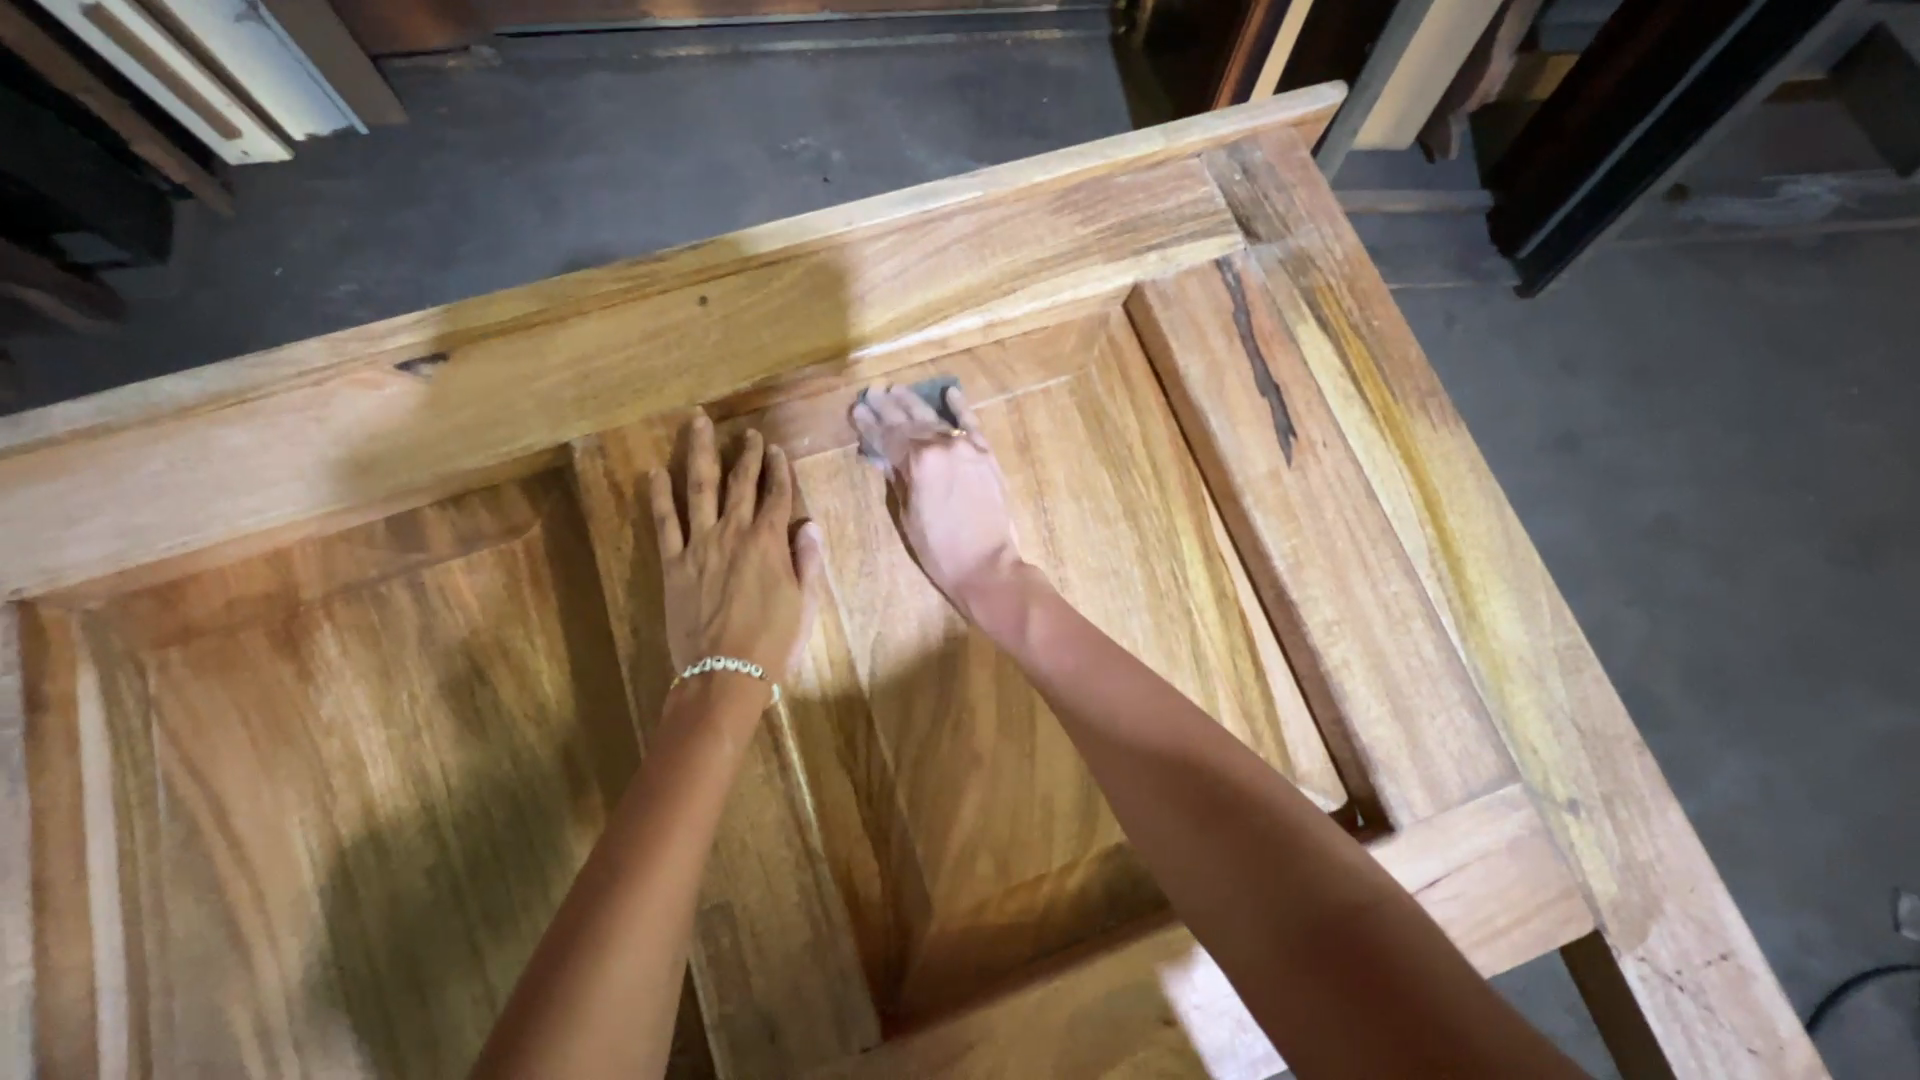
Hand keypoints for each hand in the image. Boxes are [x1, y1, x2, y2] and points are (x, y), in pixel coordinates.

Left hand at [650, 414, 824, 686]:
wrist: (725, 672)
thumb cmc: (773, 642)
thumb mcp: (805, 602)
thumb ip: (807, 560)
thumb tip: (809, 524)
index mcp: (769, 542)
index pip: (777, 495)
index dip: (779, 470)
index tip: (777, 450)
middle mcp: (734, 533)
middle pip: (741, 483)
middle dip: (747, 454)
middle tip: (748, 433)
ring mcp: (700, 545)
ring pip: (699, 488)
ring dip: (700, 453)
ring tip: (699, 423)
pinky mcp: (673, 563)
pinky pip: (664, 522)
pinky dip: (659, 495)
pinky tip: (655, 472)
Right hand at [850, 384, 1027, 620]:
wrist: (987, 565)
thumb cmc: (938, 549)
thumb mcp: (907, 515)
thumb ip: (897, 480)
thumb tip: (884, 458)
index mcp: (917, 462)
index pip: (887, 437)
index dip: (870, 425)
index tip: (857, 410)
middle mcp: (942, 445)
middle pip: (909, 422)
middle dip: (888, 407)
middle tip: (872, 393)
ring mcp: (967, 447)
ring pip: (936, 419)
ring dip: (915, 403)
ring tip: (897, 389)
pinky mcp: (986, 455)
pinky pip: (971, 424)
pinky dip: (960, 407)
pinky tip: (950, 392)